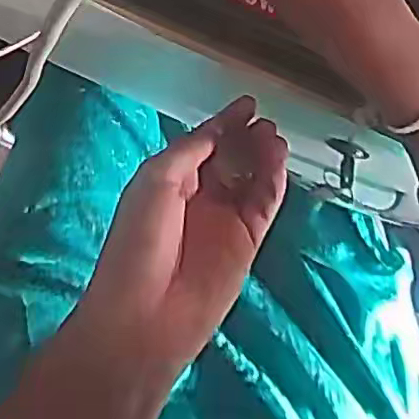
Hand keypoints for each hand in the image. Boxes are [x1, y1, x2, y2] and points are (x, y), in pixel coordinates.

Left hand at [75, 96, 288, 377]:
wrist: (144, 313)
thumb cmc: (139, 239)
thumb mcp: (156, 179)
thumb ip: (189, 152)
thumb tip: (216, 131)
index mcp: (171, 176)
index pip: (204, 142)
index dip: (224, 122)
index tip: (246, 105)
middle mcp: (199, 194)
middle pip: (231, 157)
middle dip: (247, 137)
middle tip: (264, 121)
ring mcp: (223, 218)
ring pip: (251, 177)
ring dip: (263, 155)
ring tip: (274, 135)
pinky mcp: (246, 242)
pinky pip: (264, 203)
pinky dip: (273, 180)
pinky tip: (278, 160)